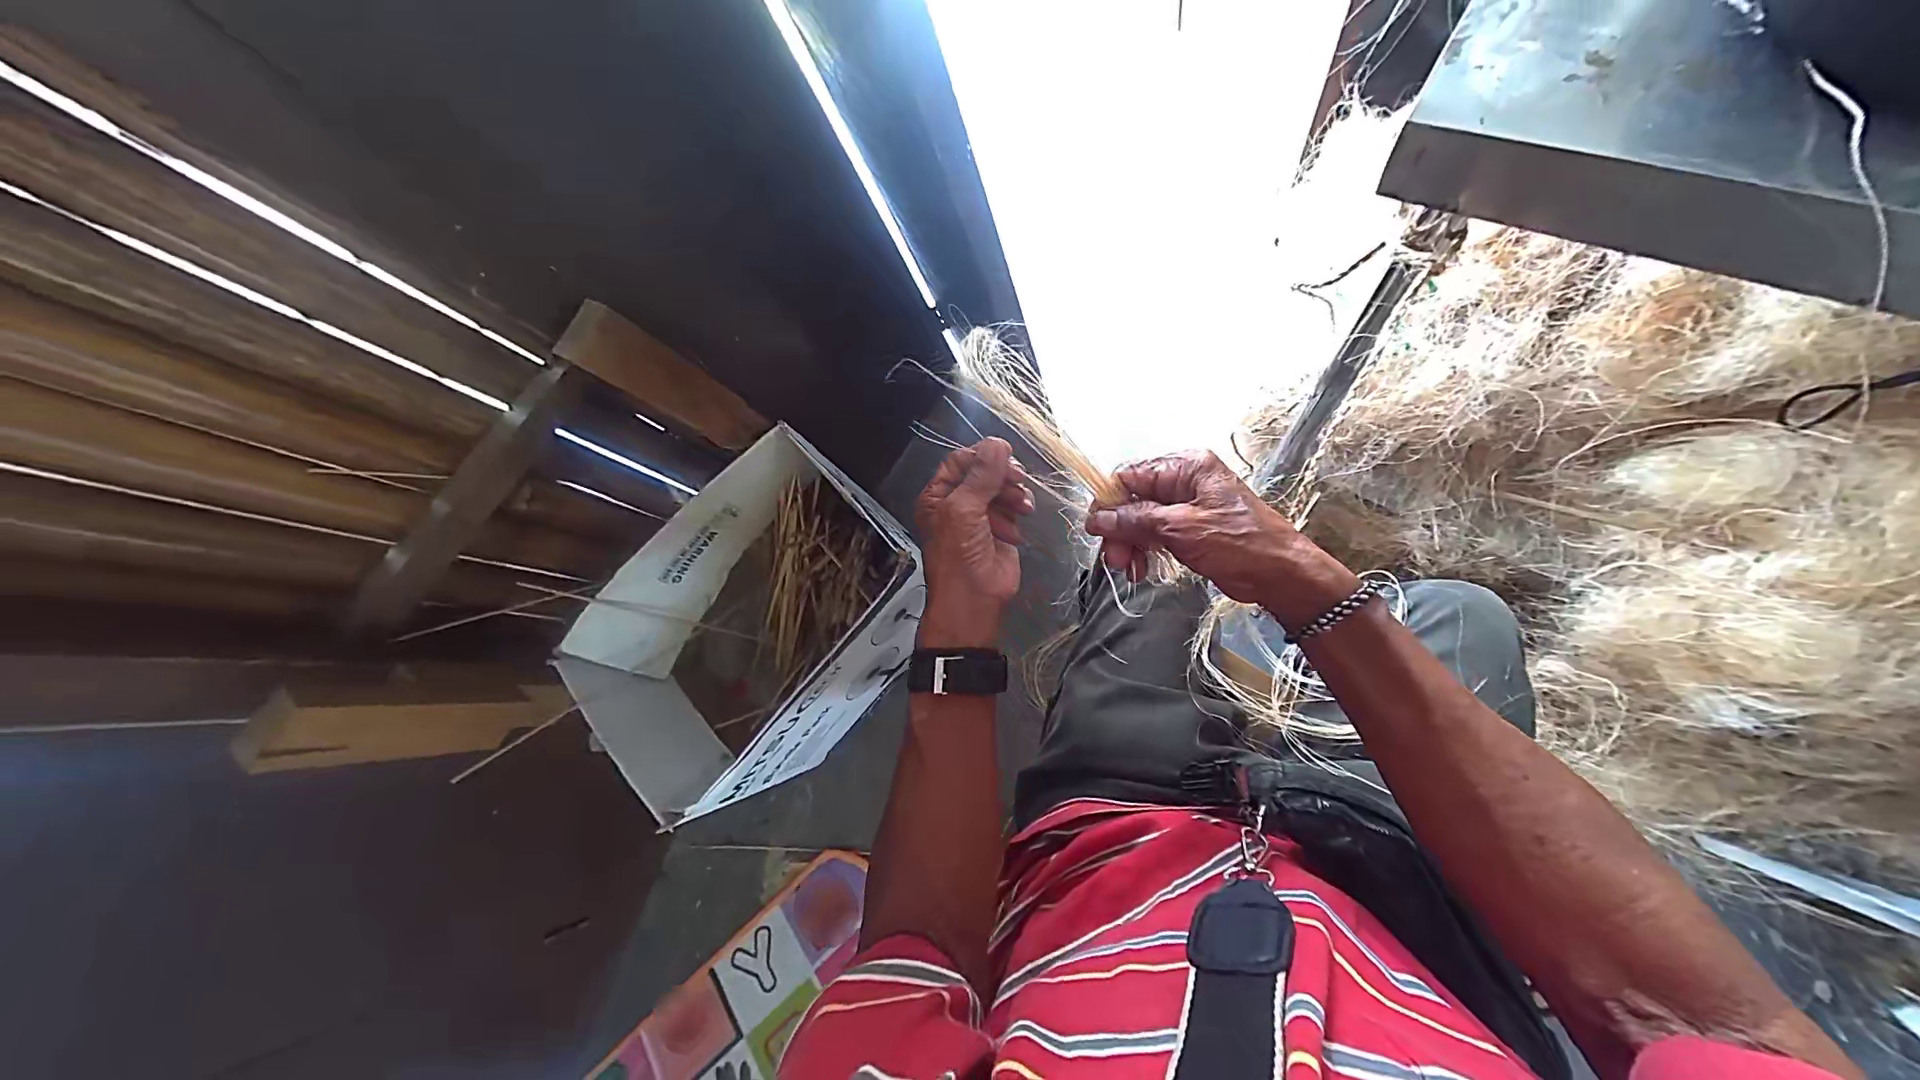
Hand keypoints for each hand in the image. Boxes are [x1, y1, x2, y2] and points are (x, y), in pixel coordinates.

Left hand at [914, 437, 1033, 647]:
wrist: (973, 600)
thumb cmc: (957, 558)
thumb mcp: (964, 510)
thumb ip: (981, 475)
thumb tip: (996, 444)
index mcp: (938, 496)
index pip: (960, 461)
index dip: (982, 457)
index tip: (1003, 457)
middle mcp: (957, 503)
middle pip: (984, 472)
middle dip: (1002, 475)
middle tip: (1016, 480)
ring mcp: (979, 516)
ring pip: (1001, 487)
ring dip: (1013, 492)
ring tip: (1021, 506)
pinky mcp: (1001, 529)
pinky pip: (1013, 506)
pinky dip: (1019, 509)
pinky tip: (1019, 522)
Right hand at [1083, 450, 1358, 626]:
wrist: (1281, 574)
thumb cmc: (1240, 545)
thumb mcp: (1180, 529)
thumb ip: (1134, 520)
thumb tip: (1098, 518)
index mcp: (1186, 467)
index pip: (1130, 475)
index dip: (1109, 503)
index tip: (1097, 531)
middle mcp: (1185, 480)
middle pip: (1132, 499)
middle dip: (1119, 529)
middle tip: (1116, 559)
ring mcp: (1187, 504)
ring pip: (1141, 519)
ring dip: (1130, 543)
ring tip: (1130, 568)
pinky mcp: (1190, 527)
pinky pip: (1155, 533)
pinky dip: (1145, 549)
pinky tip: (1142, 567)